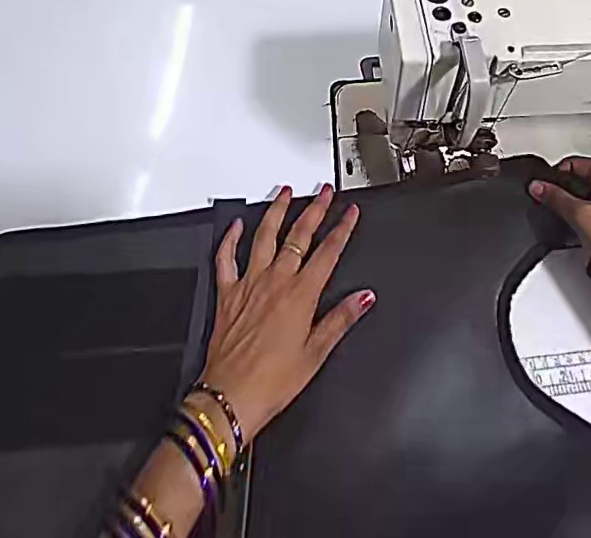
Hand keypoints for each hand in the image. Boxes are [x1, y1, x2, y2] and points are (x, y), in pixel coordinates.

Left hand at [201, 185, 371, 440]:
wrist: (230, 399)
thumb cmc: (271, 382)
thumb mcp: (316, 353)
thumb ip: (341, 319)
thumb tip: (364, 297)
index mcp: (300, 295)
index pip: (328, 251)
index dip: (342, 228)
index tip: (350, 212)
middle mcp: (275, 282)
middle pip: (299, 235)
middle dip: (315, 209)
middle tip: (324, 192)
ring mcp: (250, 285)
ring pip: (264, 236)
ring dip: (276, 211)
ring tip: (285, 192)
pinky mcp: (227, 295)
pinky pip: (226, 259)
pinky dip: (230, 239)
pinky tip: (235, 225)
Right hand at [528, 158, 590, 296]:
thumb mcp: (582, 218)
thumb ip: (556, 198)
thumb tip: (539, 187)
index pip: (577, 163)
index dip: (557, 176)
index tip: (544, 188)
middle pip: (584, 177)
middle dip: (568, 192)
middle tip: (559, 206)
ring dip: (579, 206)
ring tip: (578, 222)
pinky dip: (589, 215)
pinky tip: (587, 230)